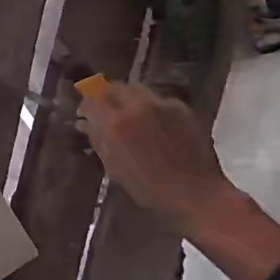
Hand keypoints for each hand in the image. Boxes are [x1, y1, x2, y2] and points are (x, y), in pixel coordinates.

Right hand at [78, 80, 279, 279]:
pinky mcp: (182, 107)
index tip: (84, 112)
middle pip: (116, 87)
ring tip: (129, 115)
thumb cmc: (149, 188)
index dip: (85, 103)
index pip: (93, 99)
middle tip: (105, 109)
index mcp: (116, 123)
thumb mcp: (115, 168)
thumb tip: (85, 123)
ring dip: (128, 98)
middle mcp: (138, 106)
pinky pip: (158, 100)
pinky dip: (150, 108)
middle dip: (107, 95)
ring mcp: (163, 104)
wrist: (195, 193)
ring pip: (138, 90)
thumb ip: (98, 140)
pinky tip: (153, 125)